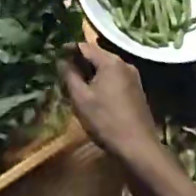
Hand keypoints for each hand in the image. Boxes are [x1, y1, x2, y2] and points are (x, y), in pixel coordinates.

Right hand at [60, 41, 162, 161]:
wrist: (139, 149)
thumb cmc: (106, 121)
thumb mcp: (81, 98)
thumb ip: (69, 75)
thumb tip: (62, 60)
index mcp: (111, 62)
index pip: (85, 46)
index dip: (69, 49)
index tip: (56, 55)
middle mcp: (125, 65)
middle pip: (97, 56)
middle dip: (80, 62)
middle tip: (64, 70)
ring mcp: (134, 78)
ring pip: (107, 68)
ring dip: (91, 72)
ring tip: (76, 83)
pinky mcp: (137, 91)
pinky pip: (115, 78)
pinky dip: (102, 81)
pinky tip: (95, 94)